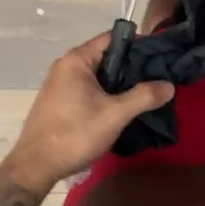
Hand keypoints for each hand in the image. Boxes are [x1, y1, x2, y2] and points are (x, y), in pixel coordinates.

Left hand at [0, 34, 175, 192]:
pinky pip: (87, 87)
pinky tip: (118, 108)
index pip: (113, 38)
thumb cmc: (75, 134)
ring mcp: (59, 83)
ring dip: (118, 82)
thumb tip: (169, 85)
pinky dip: (104, 92)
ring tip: (142, 94)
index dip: (138, 44)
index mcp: (77, 60)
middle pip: (105, 55)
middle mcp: (65, 65)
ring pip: (97, 74)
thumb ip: (144, 96)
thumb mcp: (115, 115)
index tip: (159, 56)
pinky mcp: (58, 100)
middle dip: (130, 66)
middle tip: (155, 77)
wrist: (34, 167)